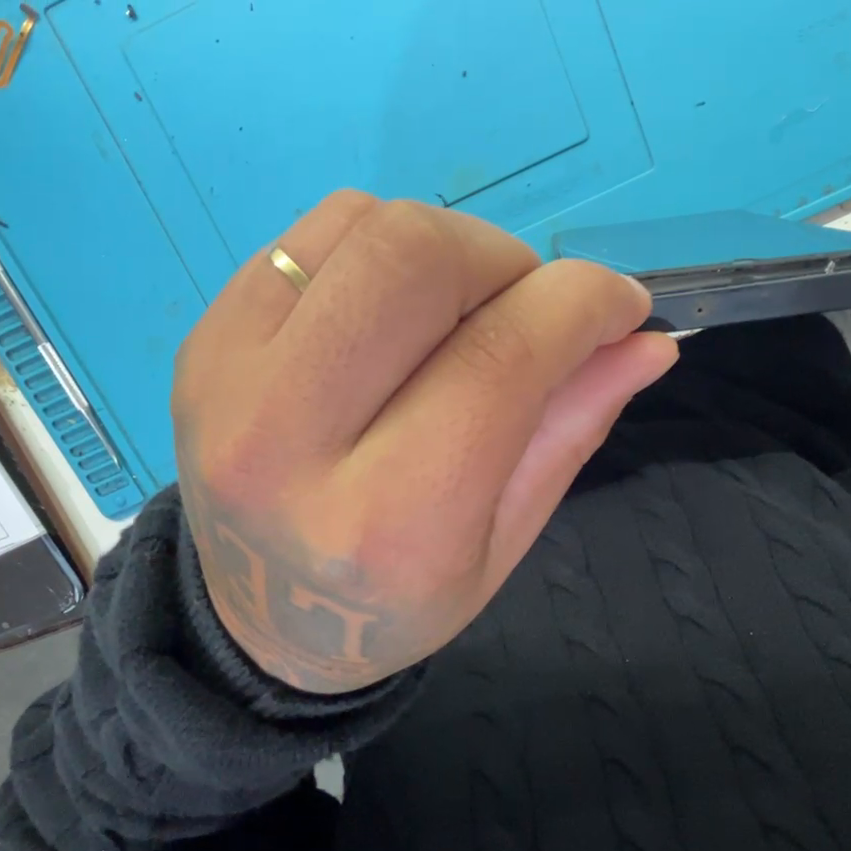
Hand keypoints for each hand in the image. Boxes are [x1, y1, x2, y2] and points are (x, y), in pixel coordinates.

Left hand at [171, 194, 677, 692]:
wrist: (265, 621)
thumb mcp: (504, 544)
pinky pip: (315, 231)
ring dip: (449, 248)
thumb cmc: (400, 601)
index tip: (623, 305)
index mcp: (387, 524)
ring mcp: (229, 381)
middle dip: (509, 262)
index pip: (503, 358)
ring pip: (366, 228)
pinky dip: (383, 247)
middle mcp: (290, 443)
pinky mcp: (203, 340)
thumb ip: (571, 431)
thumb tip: (647, 341)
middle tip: (530, 311)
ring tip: (464, 314)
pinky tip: (398, 311)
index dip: (584, 305)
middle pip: (418, 261)